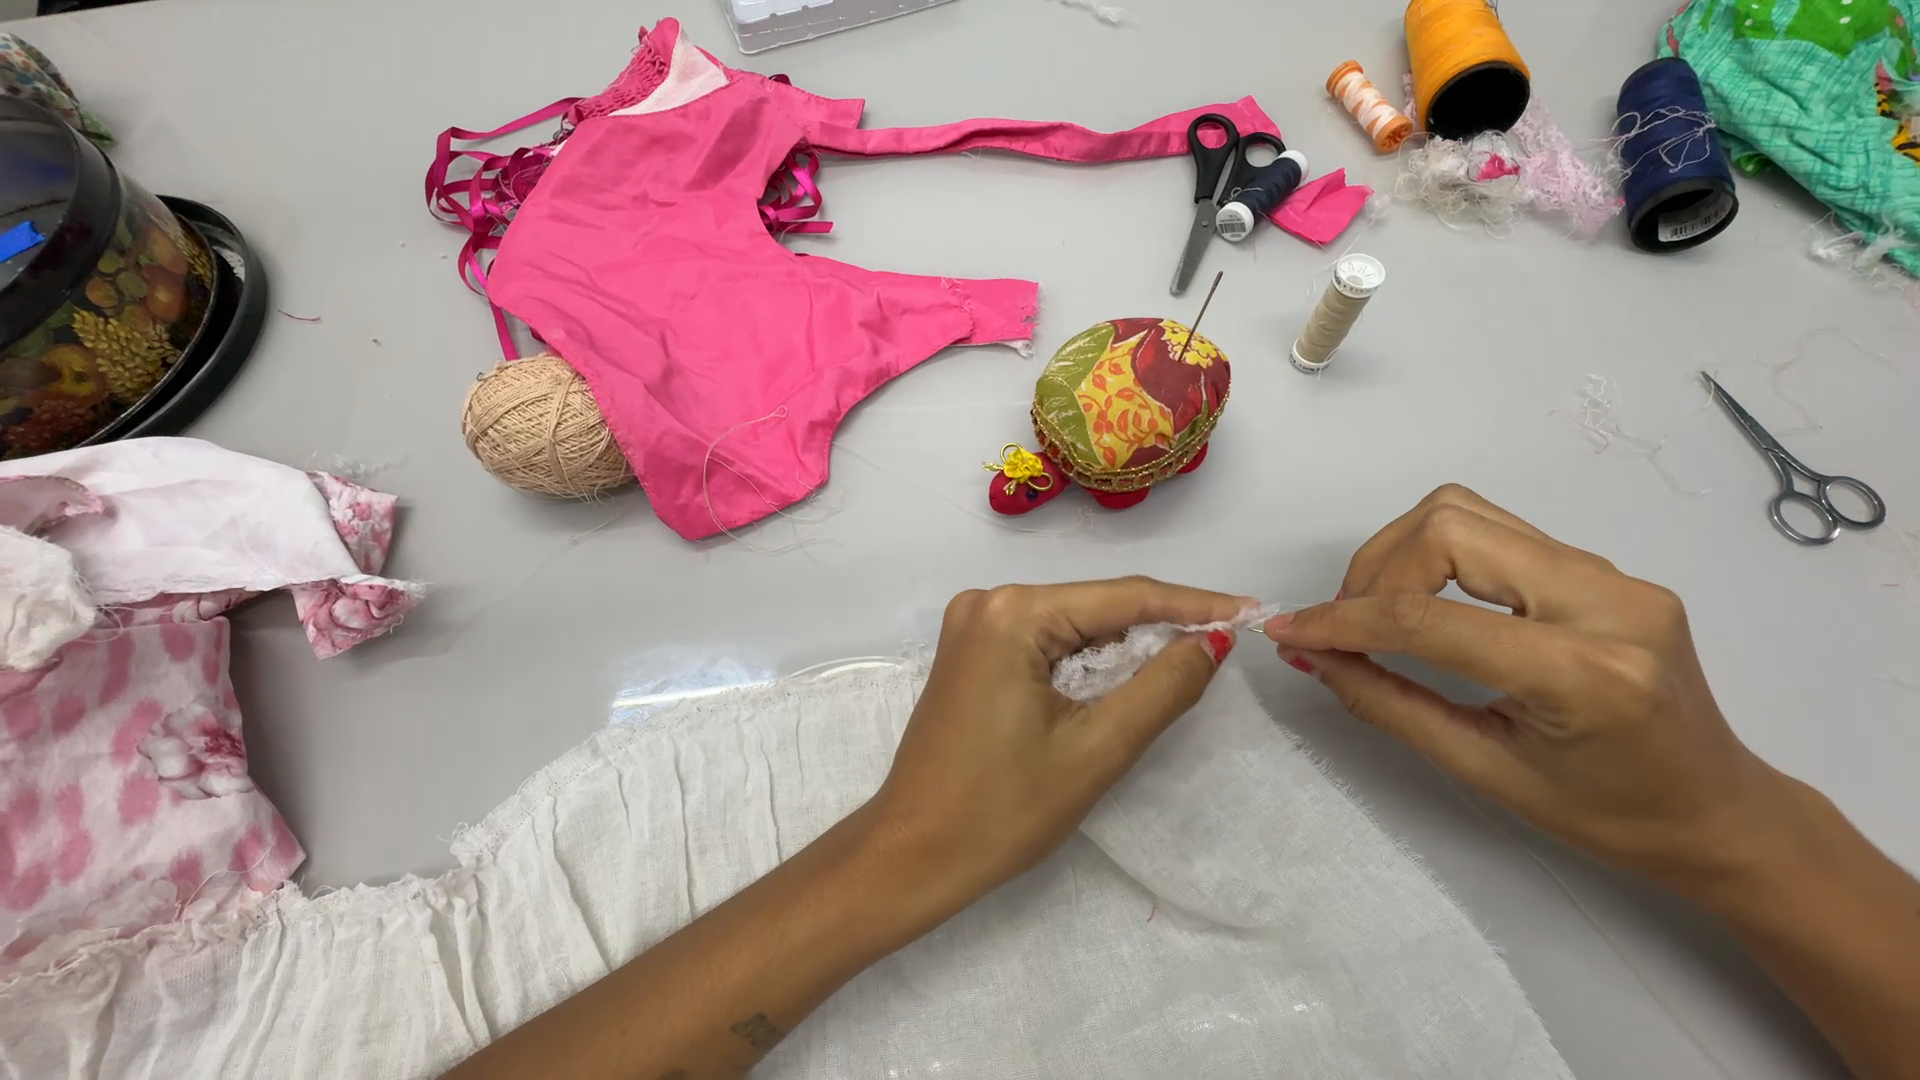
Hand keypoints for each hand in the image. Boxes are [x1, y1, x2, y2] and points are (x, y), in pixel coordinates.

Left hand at [869, 578, 1245, 913]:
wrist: (913, 853)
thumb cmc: (1003, 809)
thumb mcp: (1097, 749)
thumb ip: (1163, 687)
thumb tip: (1213, 640)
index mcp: (1012, 613)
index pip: (1123, 598)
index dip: (1192, 605)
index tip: (1250, 610)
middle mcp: (987, 602)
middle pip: (1094, 607)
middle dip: (1156, 628)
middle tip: (1222, 645)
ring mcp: (973, 626)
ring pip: (1071, 625)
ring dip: (1122, 647)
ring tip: (1178, 667)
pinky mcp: (970, 652)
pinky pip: (1044, 643)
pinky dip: (1084, 660)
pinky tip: (1116, 680)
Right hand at [1264, 485, 1788, 888]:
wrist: (1722, 814)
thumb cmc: (1606, 816)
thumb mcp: (1482, 770)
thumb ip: (1385, 702)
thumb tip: (1311, 655)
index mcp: (1584, 673)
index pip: (1428, 617)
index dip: (1342, 620)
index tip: (1288, 631)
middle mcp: (1606, 600)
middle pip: (1447, 528)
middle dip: (1374, 571)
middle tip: (1347, 626)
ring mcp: (1611, 574)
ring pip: (1464, 511)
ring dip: (1399, 553)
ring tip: (1379, 609)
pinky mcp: (1601, 568)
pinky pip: (1492, 529)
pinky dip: (1432, 555)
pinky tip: (1423, 599)